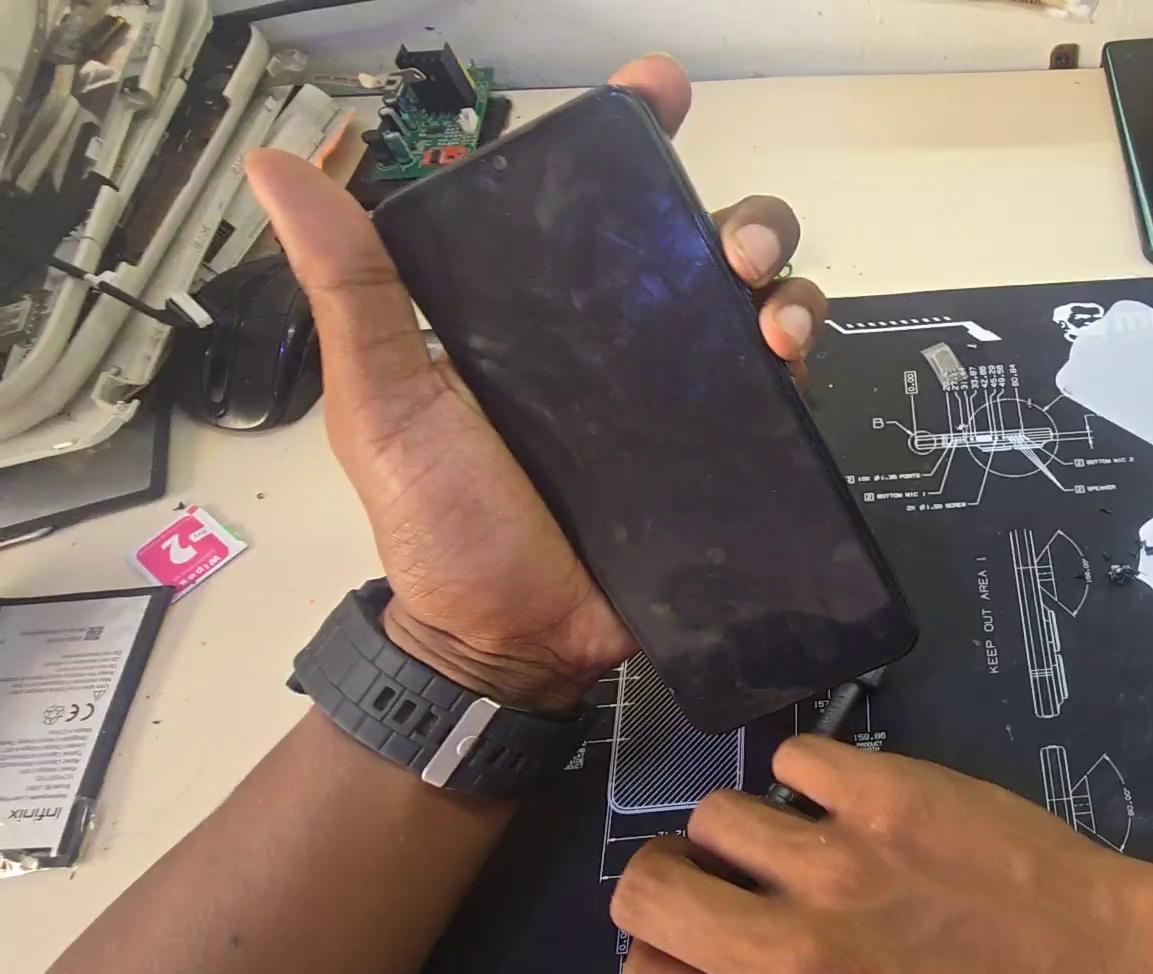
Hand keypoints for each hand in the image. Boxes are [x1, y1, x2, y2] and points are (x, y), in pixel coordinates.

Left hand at [246, 56, 828, 711]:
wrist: (514, 633)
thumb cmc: (446, 522)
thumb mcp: (388, 402)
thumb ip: (357, 296)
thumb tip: (286, 164)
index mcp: (556, 315)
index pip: (602, 208)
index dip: (635, 139)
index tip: (660, 94)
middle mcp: (635, 346)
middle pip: (711, 252)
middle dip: (743, 224)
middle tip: (730, 249)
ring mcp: (691, 402)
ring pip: (765, 313)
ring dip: (787, 290)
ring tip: (773, 316)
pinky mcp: (731, 454)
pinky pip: (783, 396)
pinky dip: (800, 364)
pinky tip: (791, 362)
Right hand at [610, 738, 1152, 973]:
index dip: (658, 951)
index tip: (689, 934)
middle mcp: (785, 962)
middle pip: (649, 886)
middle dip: (667, 875)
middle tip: (712, 870)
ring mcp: (836, 867)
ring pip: (718, 813)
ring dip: (743, 823)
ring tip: (791, 832)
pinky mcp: (887, 795)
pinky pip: (798, 755)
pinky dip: (810, 771)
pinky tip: (846, 795)